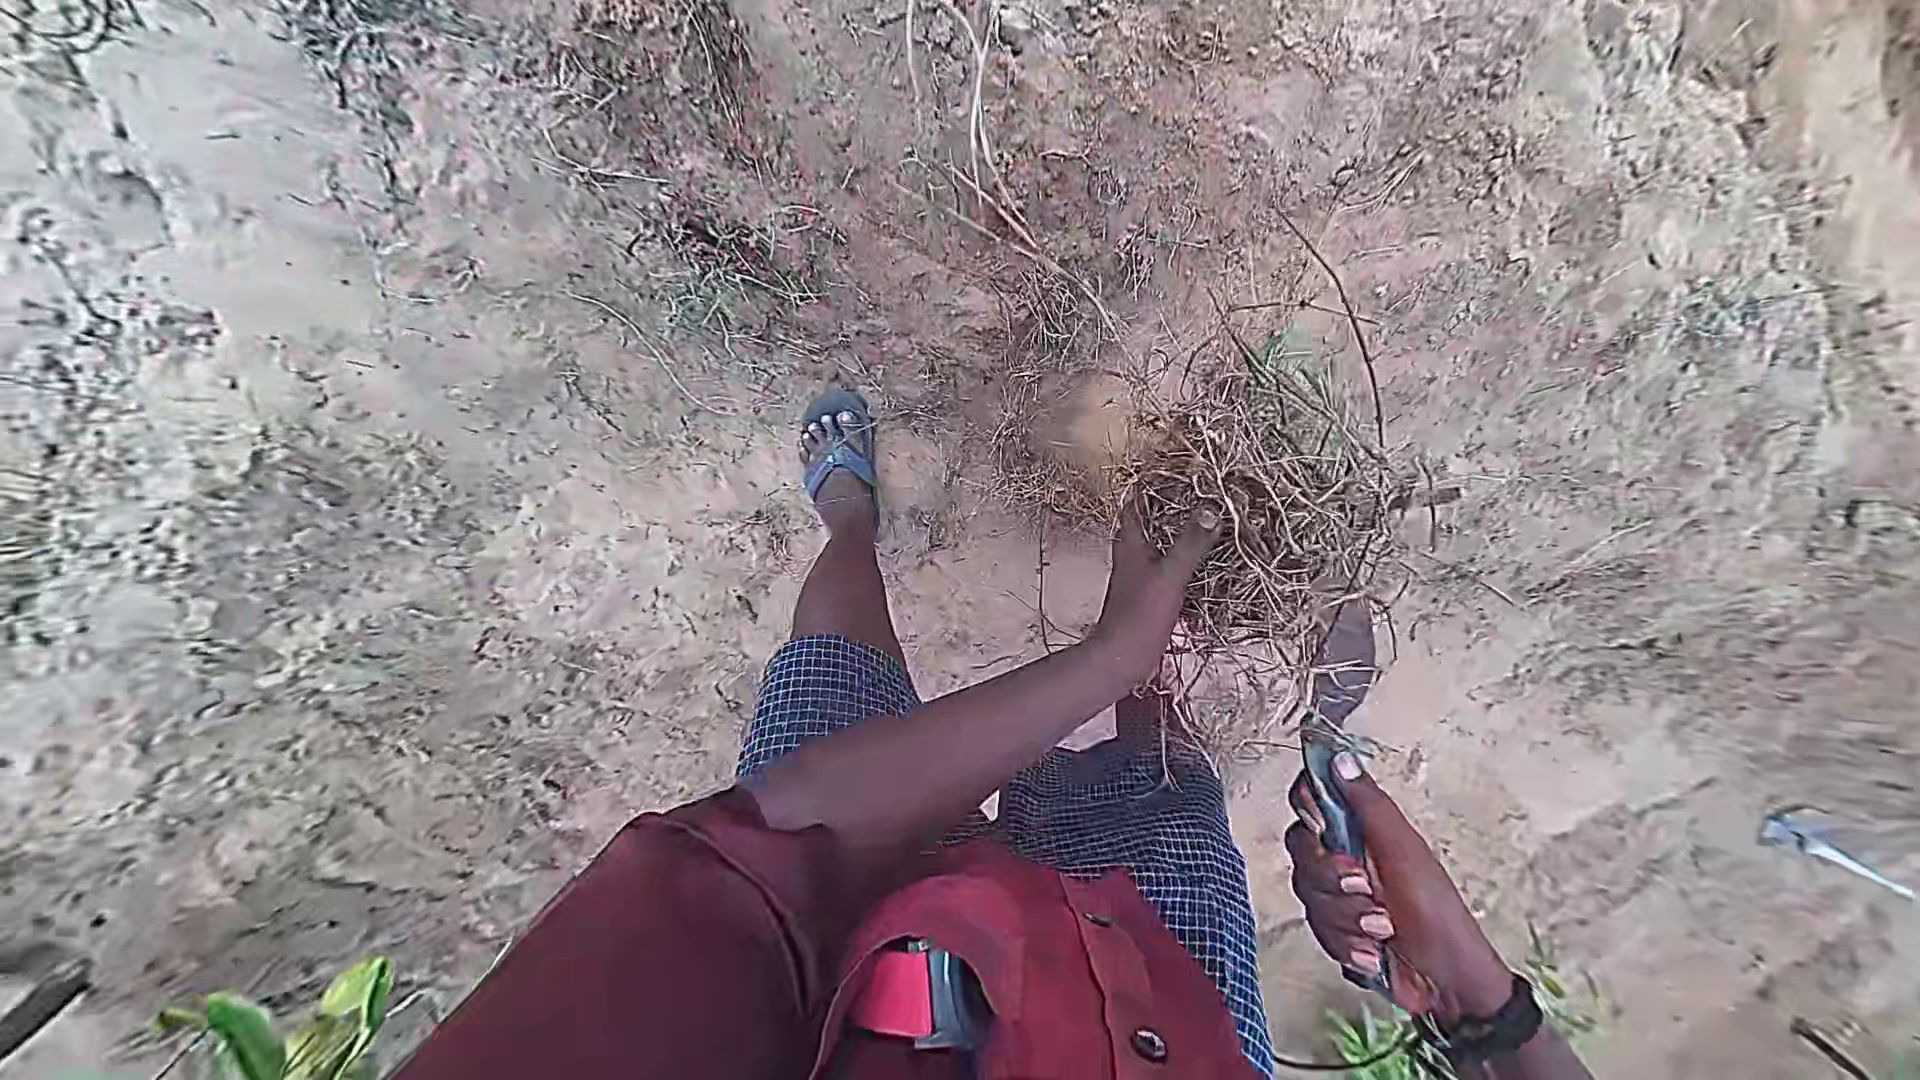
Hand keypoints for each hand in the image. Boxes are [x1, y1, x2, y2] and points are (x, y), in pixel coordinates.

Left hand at [1087, 502, 1219, 686]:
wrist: (1122, 658)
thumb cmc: (1138, 617)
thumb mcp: (1169, 577)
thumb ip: (1190, 543)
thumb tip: (1211, 508)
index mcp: (1130, 543)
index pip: (1137, 502)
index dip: (1155, 484)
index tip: (1184, 471)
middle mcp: (1132, 554)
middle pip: (1153, 520)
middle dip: (1178, 507)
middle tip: (1209, 494)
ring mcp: (1141, 574)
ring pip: (1163, 544)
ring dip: (1186, 534)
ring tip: (1218, 522)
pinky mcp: (1151, 594)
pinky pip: (1173, 569)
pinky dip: (1190, 562)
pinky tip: (1213, 563)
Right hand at [1286, 753, 1512, 1020]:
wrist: (1452, 983)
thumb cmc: (1438, 912)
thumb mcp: (1406, 850)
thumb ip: (1369, 804)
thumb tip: (1340, 759)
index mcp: (1355, 828)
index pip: (1308, 798)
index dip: (1307, 809)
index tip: (1325, 827)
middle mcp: (1338, 855)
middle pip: (1299, 847)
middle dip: (1330, 875)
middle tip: (1363, 886)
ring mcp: (1334, 892)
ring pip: (1306, 890)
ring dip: (1345, 915)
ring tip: (1381, 928)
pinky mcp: (1332, 927)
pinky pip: (1315, 927)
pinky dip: (1346, 943)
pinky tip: (1371, 950)